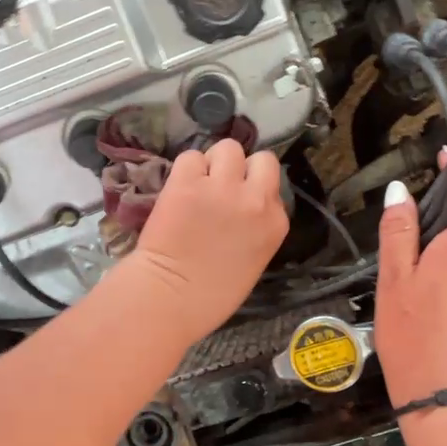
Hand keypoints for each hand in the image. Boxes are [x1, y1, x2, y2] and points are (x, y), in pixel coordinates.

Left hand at [128, 139, 288, 342]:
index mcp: (275, 223)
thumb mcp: (255, 259)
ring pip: (226, 148)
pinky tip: (178, 190)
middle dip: (242, 168)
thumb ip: (257, 226)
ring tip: (197, 184)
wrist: (170, 297)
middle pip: (260, 158)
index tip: (237, 204)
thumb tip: (243, 206)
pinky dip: (184, 170)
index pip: (273, 186)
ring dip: (212, 163)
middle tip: (219, 185)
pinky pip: (190, 157)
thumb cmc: (212, 296)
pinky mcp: (187, 181)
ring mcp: (221, 187)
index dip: (253, 190)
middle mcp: (255, 199)